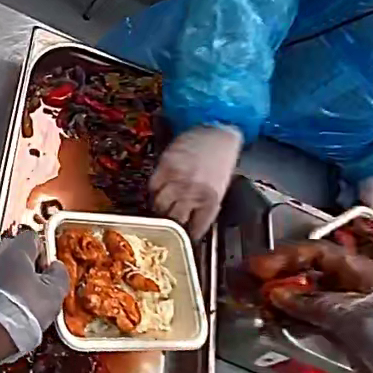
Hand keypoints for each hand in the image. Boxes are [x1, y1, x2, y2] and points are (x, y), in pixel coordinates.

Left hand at [0, 230, 68, 363]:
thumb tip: (57, 266)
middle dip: (28, 264)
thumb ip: (59, 275)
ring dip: (13, 277)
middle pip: (15, 250)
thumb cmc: (25, 309)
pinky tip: (10, 306)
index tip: (49, 270)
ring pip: (3, 267)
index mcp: (16, 250)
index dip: (44, 251)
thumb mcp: (53, 293)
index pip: (32, 237)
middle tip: (39, 285)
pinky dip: (1, 290)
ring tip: (25, 299)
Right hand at [150, 124, 241, 239]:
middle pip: (173, 219)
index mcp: (211, 200)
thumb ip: (202, 204)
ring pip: (159, 204)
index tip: (183, 238)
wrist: (217, 133)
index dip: (187, 236)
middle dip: (169, 224)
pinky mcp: (165, 166)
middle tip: (166, 224)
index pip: (195, 228)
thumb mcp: (218, 188)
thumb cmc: (220, 160)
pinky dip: (153, 191)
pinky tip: (157, 191)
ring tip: (160, 207)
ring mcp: (177, 179)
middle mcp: (193, 191)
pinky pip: (152, 187)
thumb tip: (190, 220)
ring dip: (158, 208)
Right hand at [243, 242, 372, 372]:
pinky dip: (290, 319)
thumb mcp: (359, 317)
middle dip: (277, 277)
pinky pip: (311, 321)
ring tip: (253, 302)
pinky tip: (272, 320)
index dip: (285, 258)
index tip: (257, 267)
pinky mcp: (348, 337)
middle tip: (247, 283)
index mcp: (369, 273)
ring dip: (279, 299)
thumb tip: (278, 294)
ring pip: (306, 298)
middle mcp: (359, 289)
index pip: (318, 254)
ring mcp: (353, 314)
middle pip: (309, 274)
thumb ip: (314, 303)